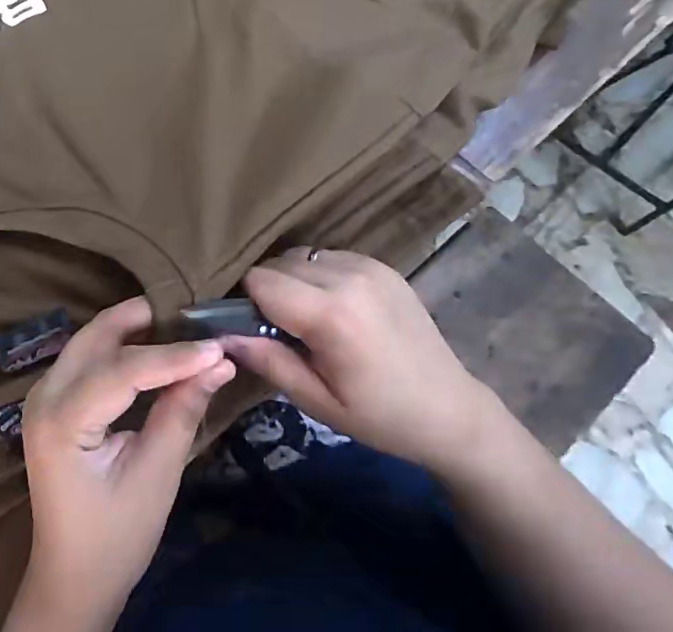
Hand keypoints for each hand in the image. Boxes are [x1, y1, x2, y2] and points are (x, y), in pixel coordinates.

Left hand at [5, 297, 234, 631]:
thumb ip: (183, 411)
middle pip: (99, 334)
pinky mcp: (54, 397)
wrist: (72, 576)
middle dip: (149, 319)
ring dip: (137, 325)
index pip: (123, 369)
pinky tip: (157, 343)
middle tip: (199, 318)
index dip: (174, 354)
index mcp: (61, 422)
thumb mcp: (156, 476)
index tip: (218, 346)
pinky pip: (90, 352)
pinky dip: (124, 342)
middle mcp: (44, 395)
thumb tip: (221, 362)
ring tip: (184, 325)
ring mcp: (44, 392)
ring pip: (93, 336)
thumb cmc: (115, 536)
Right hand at [223, 248, 500, 475]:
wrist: (451, 409)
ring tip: (309, 318)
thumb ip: (267, 361)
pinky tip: (335, 307)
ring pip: (302, 256)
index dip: (247, 303)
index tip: (254, 330)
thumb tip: (221, 336)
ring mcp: (369, 265)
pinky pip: (329, 256)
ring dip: (293, 280)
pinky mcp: (382, 264)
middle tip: (282, 331)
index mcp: (331, 314)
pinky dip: (318, 275)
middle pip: (278, 263)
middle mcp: (348, 276)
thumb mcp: (317, 401)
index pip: (260, 280)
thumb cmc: (380, 416)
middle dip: (269, 291)